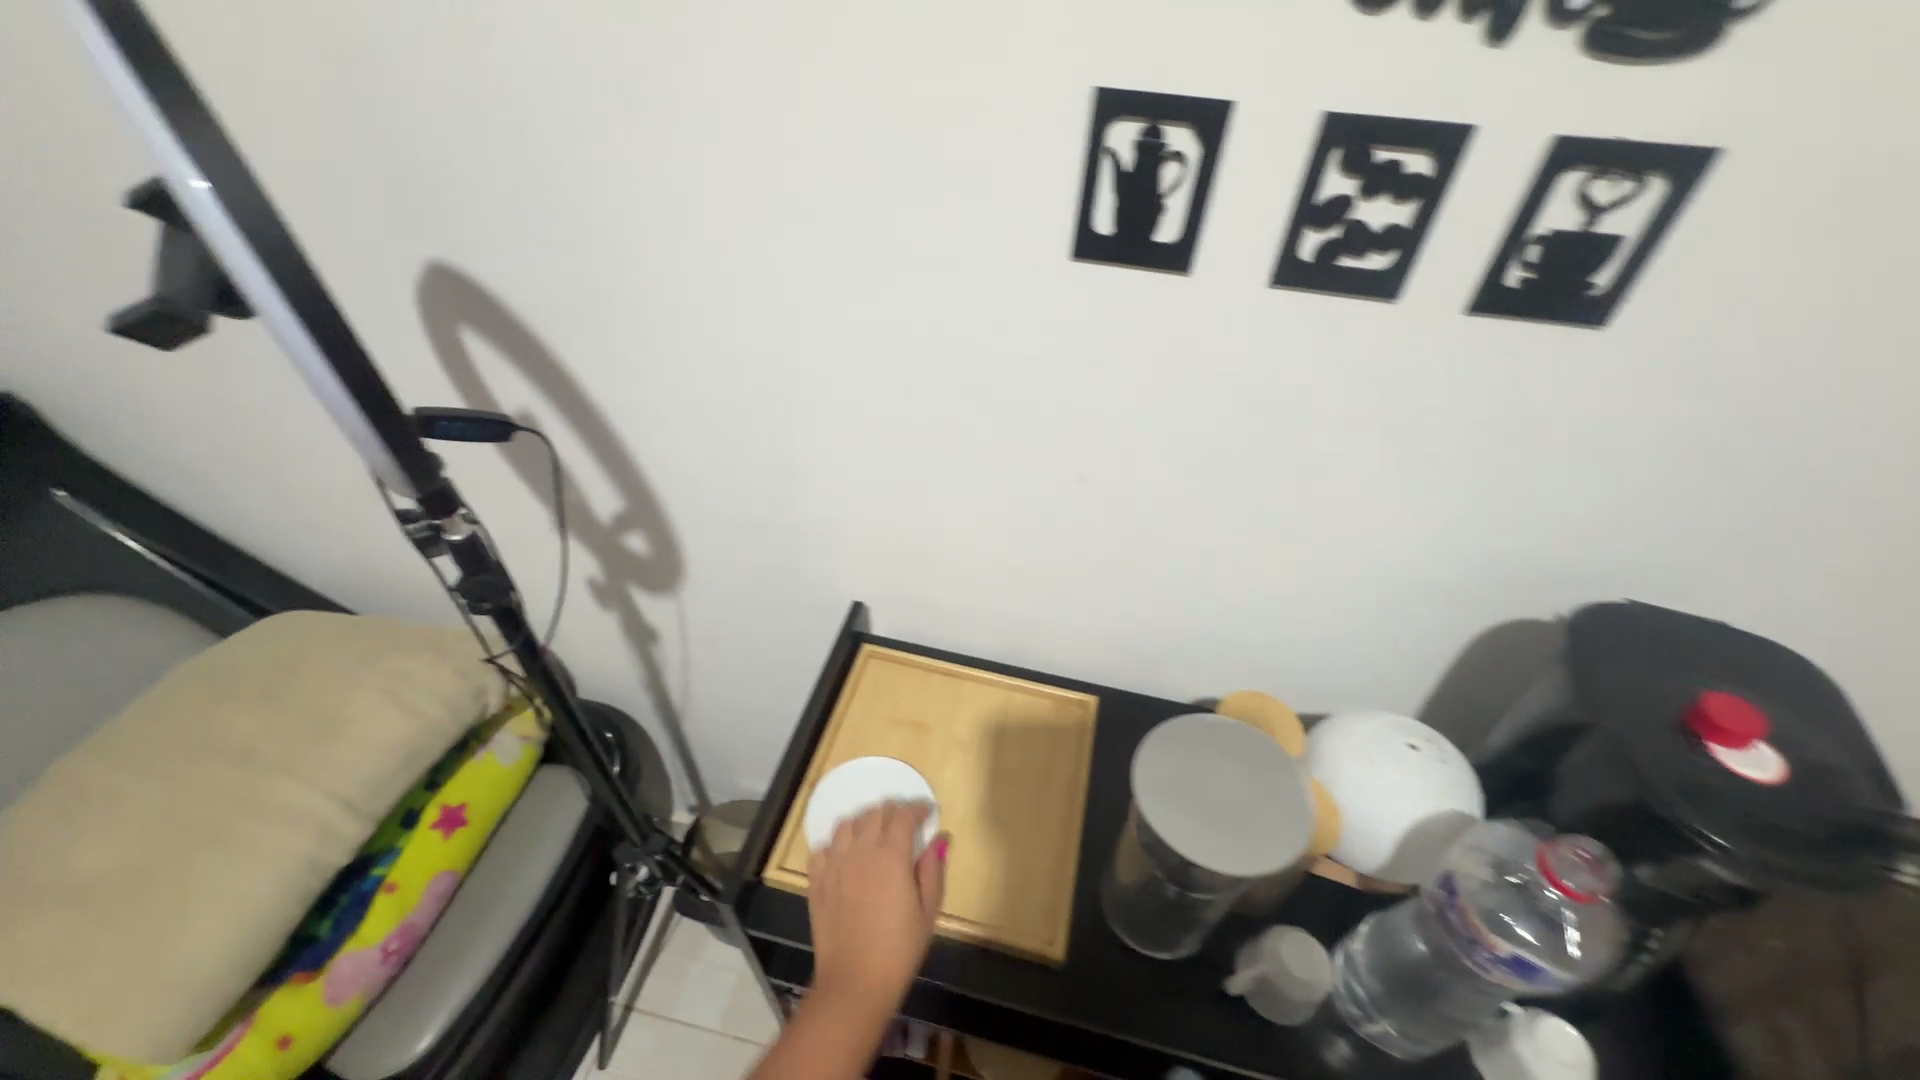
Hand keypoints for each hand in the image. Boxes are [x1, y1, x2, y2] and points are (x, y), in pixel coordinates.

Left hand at [807, 801, 948, 1012]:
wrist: (855, 981)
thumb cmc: (899, 949)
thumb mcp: (928, 910)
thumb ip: (933, 869)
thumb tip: (939, 839)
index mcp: (892, 854)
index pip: (904, 814)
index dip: (917, 808)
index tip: (927, 813)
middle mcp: (861, 850)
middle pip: (875, 813)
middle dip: (892, 811)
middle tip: (904, 823)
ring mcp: (835, 863)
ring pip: (847, 824)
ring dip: (863, 822)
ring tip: (874, 834)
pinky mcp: (816, 880)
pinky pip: (823, 848)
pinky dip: (836, 844)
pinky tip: (845, 856)